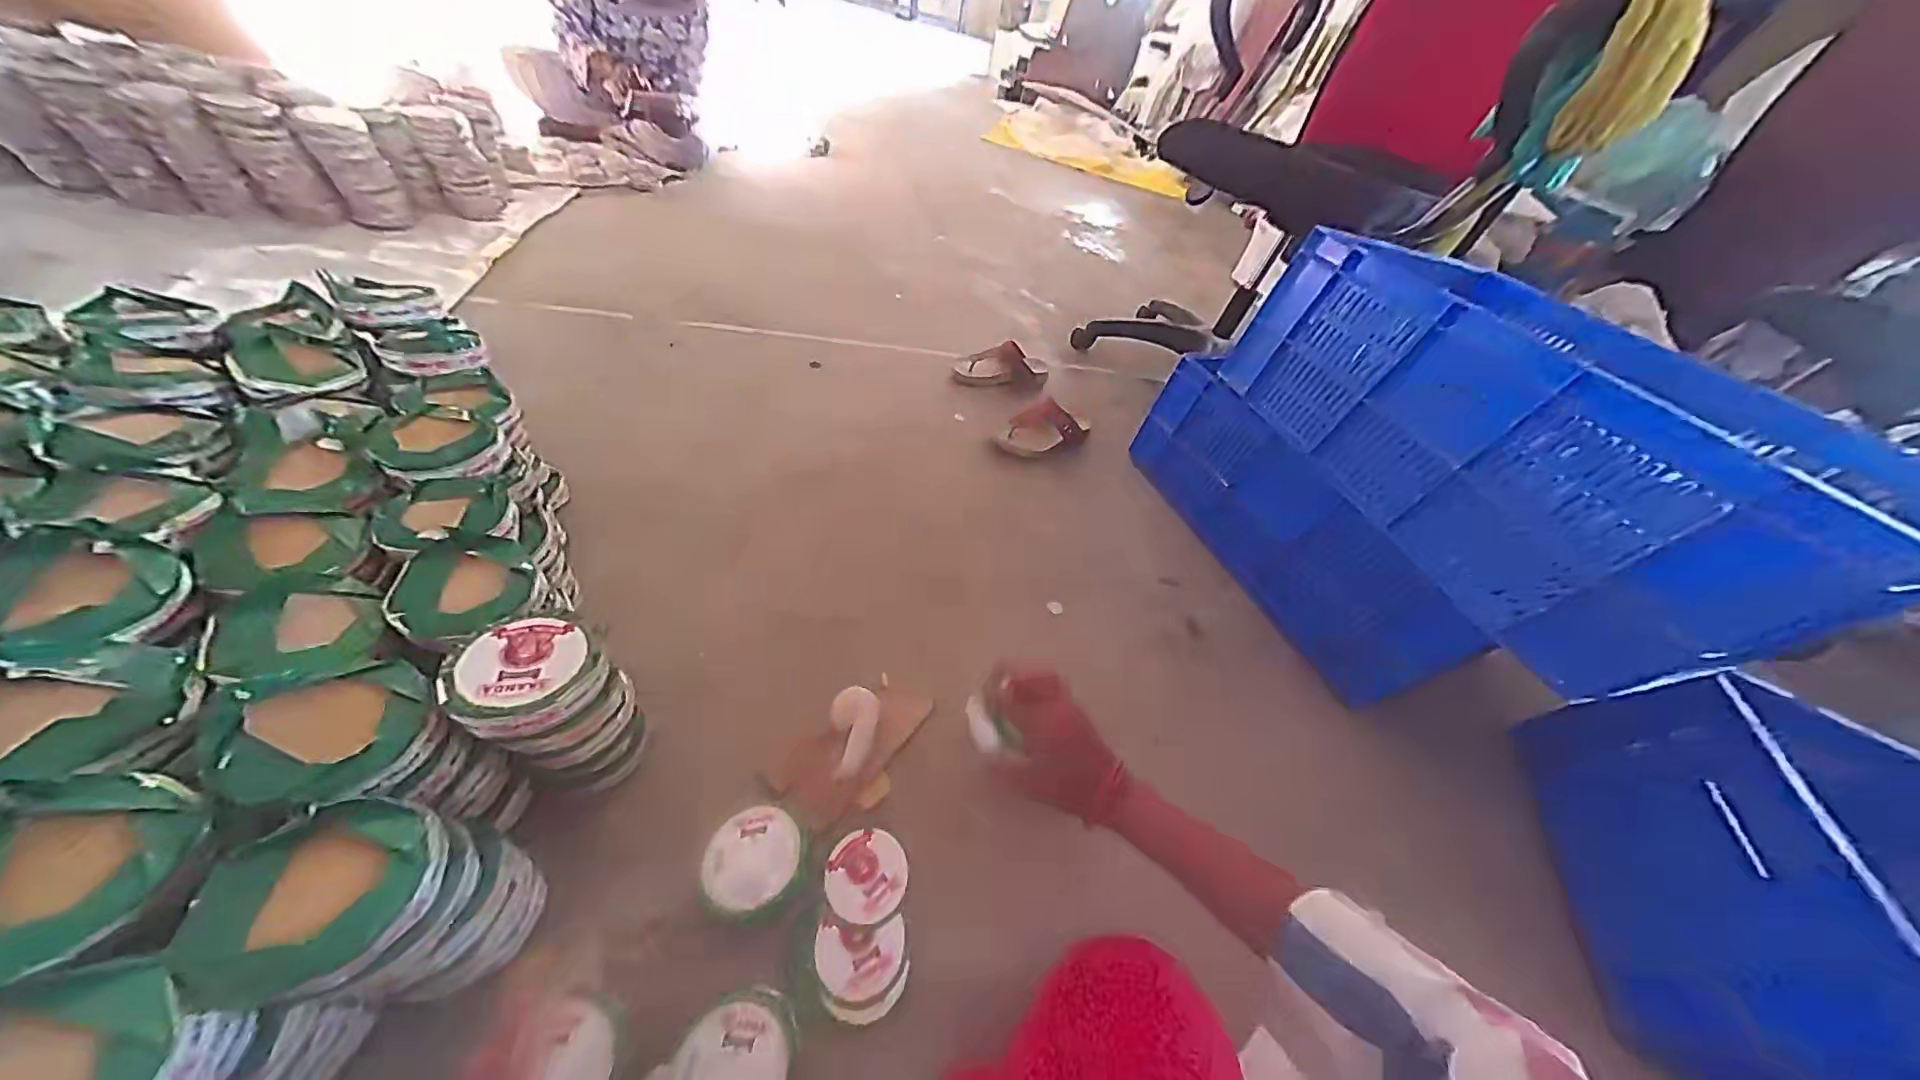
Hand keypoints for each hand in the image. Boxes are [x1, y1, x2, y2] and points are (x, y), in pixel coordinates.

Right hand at [985, 663, 1130, 826]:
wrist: (1107, 790)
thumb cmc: (1066, 788)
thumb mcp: (1027, 783)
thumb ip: (1002, 766)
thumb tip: (984, 753)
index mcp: (1039, 721)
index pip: (1006, 697)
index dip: (990, 696)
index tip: (981, 702)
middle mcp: (1054, 706)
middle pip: (1026, 676)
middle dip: (1006, 677)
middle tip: (995, 687)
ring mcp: (1069, 706)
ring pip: (1044, 678)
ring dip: (1025, 679)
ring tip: (1012, 692)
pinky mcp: (1078, 710)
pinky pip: (1055, 687)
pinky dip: (1039, 687)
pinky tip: (1032, 705)